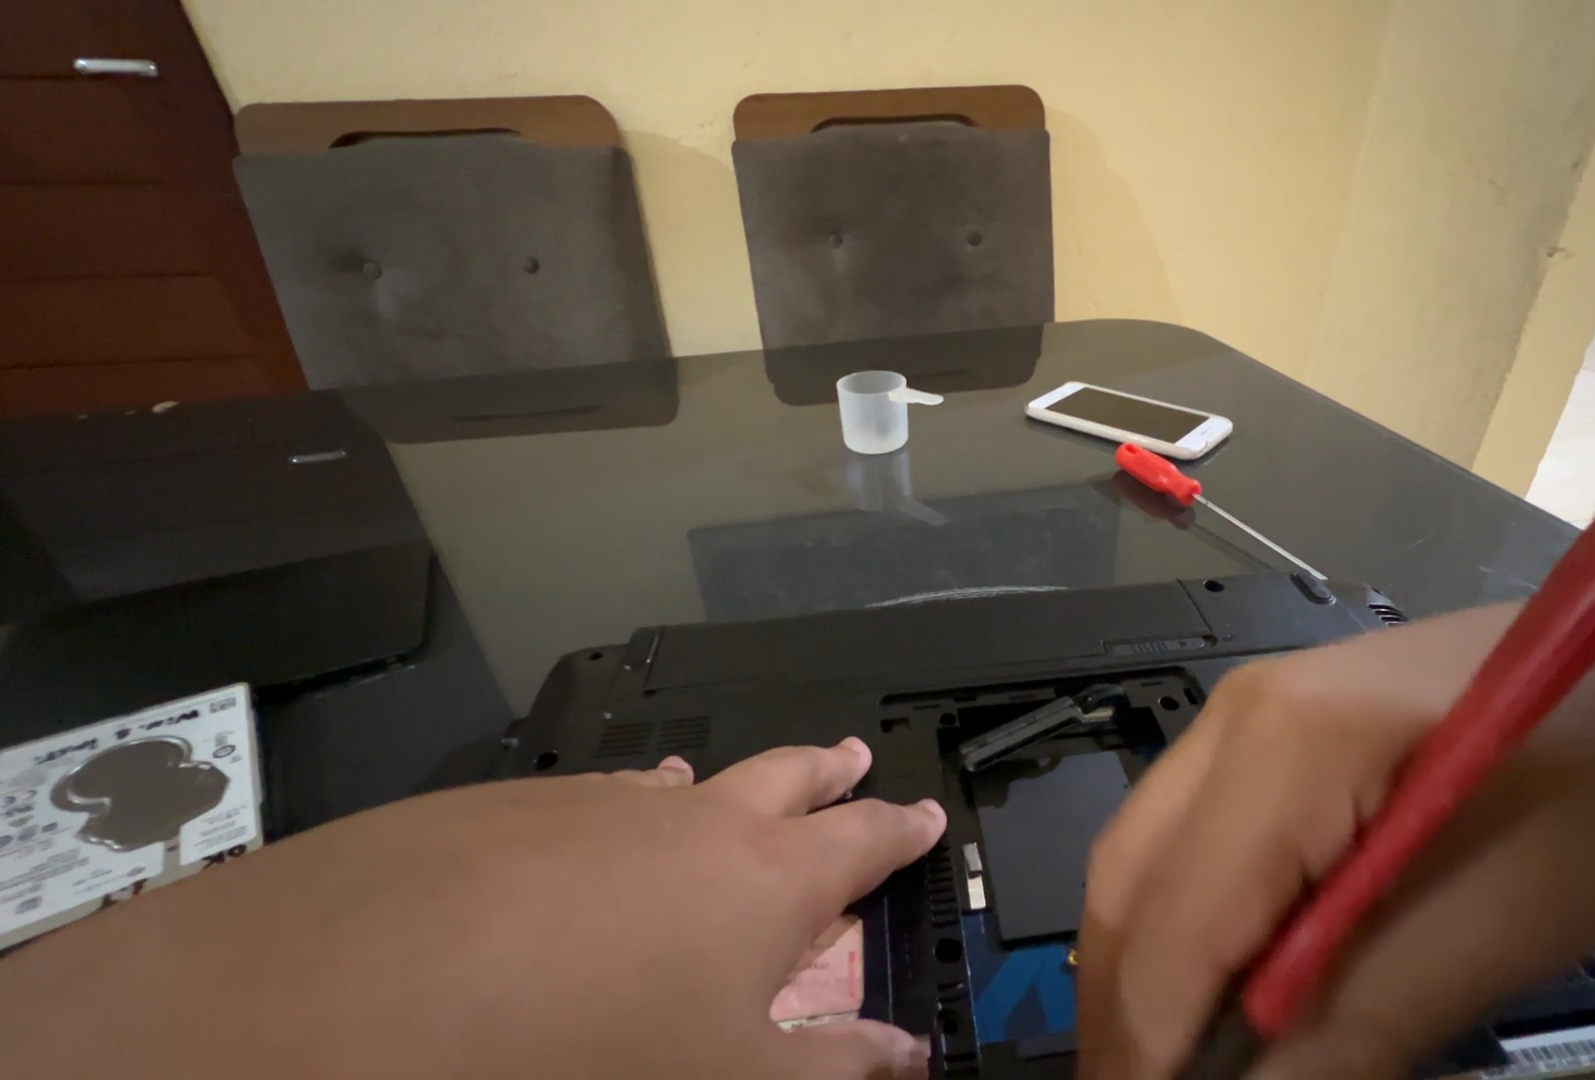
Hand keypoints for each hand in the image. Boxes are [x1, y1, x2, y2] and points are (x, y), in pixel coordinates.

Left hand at [0, 739, 944, 1079]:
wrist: (363, 1001)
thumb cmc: (590, 1057)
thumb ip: (829, 1068)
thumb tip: (908, 1055)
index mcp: (764, 878)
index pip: (862, 839)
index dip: (900, 827)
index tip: (924, 810)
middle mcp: (701, 817)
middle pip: (789, 775)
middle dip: (831, 769)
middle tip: (855, 754)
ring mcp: (613, 802)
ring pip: (695, 778)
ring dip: (730, 781)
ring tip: (740, 783)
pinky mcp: (528, 806)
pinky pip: (609, 793)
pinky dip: (636, 800)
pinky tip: (616, 814)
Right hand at [1077, 595, 1594, 1078]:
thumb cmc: (1592, 795)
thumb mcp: (1494, 928)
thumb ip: (1359, 1021)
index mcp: (1287, 743)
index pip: (1185, 911)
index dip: (1149, 1034)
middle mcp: (1228, 714)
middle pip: (1128, 872)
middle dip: (1117, 1001)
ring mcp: (1231, 713)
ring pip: (1139, 851)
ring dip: (1138, 960)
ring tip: (1157, 1051)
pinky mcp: (1248, 730)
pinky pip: (1178, 833)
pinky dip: (1175, 916)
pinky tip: (1202, 972)